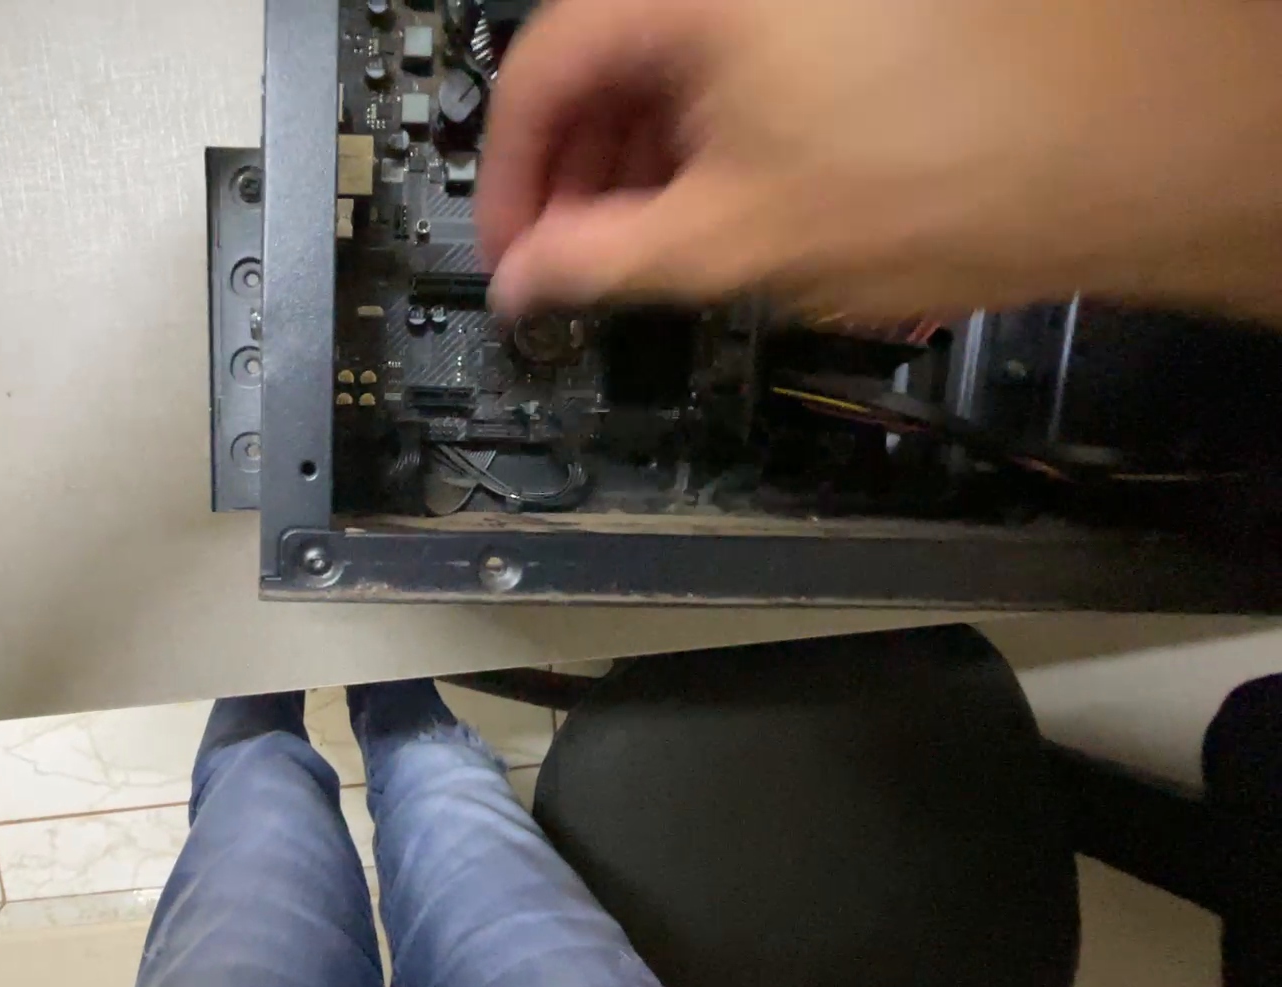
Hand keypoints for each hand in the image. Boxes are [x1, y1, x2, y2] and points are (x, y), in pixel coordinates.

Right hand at [477, 0, 1281, 322]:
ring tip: (631, 243)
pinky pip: (715, 67)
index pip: (535, 77)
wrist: (1152, 147)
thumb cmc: (955, 175)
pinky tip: (692, 201)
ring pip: (653, 70)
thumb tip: (519, 286)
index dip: (507, 180)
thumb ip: (591, 267)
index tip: (507, 251)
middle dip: (565, 178)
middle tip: (563, 258)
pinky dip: (686, 140)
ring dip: (623, 165)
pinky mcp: (831, 8)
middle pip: (590, 68)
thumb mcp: (722, 244)